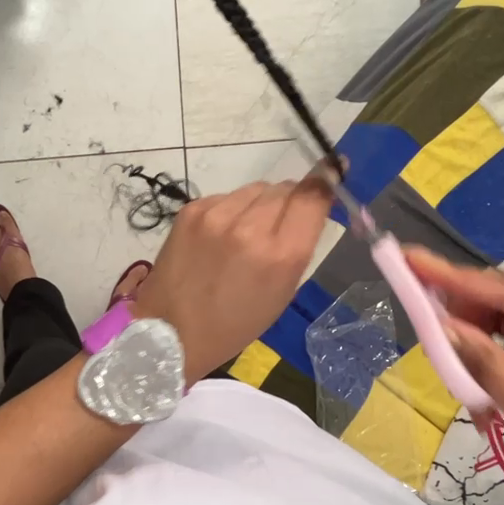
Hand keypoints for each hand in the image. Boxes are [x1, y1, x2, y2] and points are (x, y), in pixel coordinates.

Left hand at [131, 173, 332, 383]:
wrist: (170, 330)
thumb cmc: (235, 323)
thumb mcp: (282, 291)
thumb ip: (298, 244)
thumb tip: (311, 204)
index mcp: (281, 254)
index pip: (313, 195)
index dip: (326, 182)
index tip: (332, 174)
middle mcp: (250, 227)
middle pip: (285, 189)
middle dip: (289, 201)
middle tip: (279, 225)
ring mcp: (216, 215)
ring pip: (255, 189)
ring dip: (259, 204)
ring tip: (245, 234)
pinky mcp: (190, 210)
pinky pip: (225, 197)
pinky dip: (230, 210)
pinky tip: (219, 237)